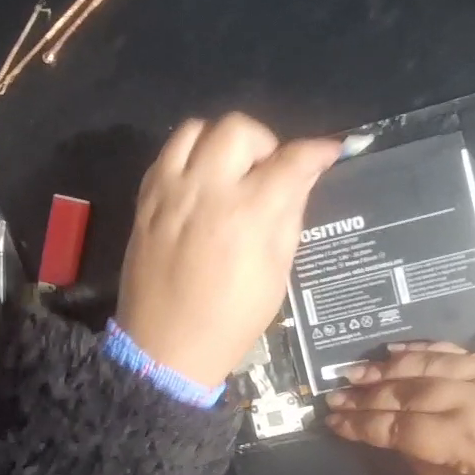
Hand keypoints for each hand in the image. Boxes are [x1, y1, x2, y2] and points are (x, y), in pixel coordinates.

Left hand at [115, 114, 341, 387]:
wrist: (166, 347)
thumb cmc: (232, 319)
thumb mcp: (276, 273)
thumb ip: (289, 215)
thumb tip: (303, 176)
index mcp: (246, 215)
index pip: (290, 161)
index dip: (317, 151)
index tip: (329, 152)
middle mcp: (206, 190)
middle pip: (239, 129)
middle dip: (265, 143)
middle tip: (269, 172)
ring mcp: (170, 191)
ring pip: (197, 128)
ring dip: (223, 141)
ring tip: (232, 171)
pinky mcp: (145, 198)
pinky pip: (168, 152)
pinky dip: (191, 155)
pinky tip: (202, 182)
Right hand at [323, 344, 474, 474]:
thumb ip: (429, 473)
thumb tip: (398, 444)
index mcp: (465, 440)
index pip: (397, 428)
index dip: (361, 425)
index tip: (332, 422)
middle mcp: (474, 399)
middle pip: (406, 391)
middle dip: (365, 394)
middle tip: (335, 394)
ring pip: (427, 365)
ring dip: (387, 367)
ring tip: (356, 371)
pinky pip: (457, 350)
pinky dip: (424, 349)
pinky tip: (399, 351)